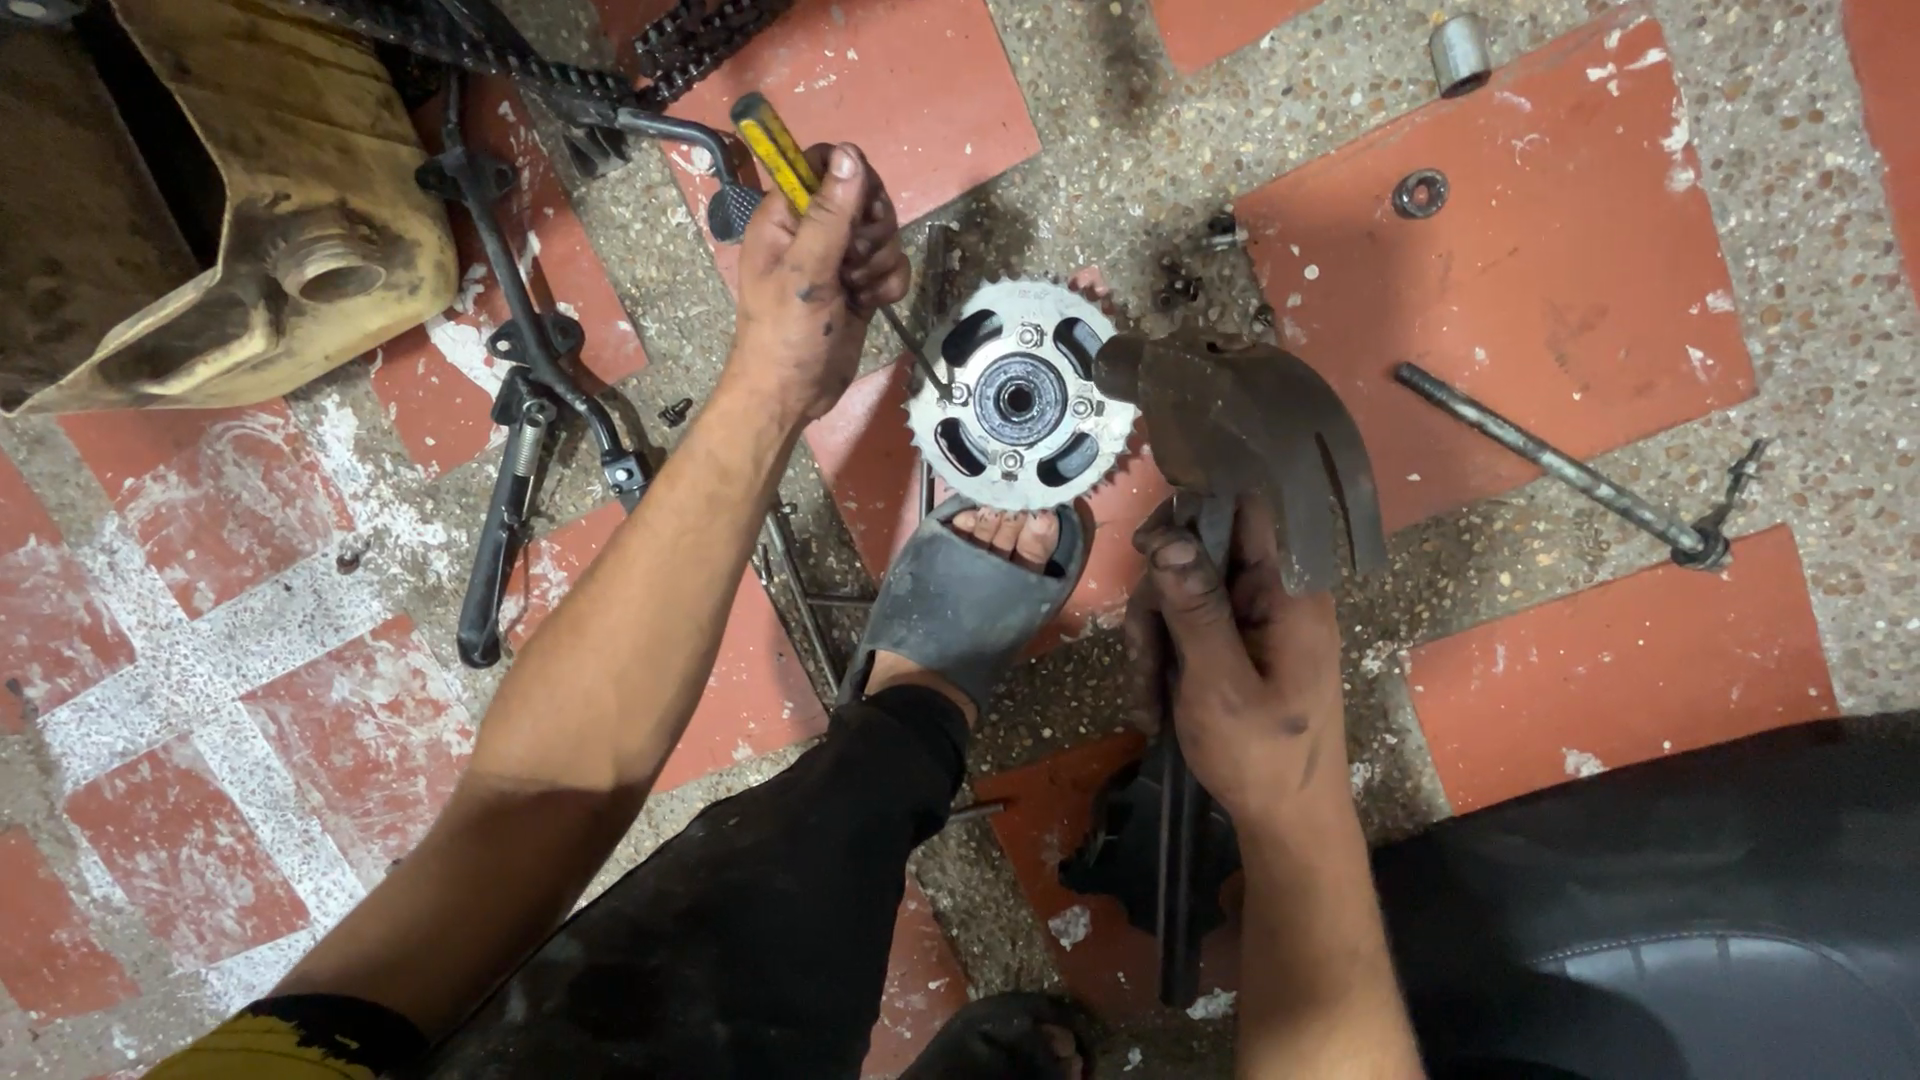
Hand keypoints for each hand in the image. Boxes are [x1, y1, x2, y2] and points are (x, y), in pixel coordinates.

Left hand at [725, 142, 910, 423]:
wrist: (792, 394)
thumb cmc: (785, 334)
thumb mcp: (805, 271)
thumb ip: (830, 213)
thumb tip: (850, 152)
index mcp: (786, 217)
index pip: (824, 165)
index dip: (851, 180)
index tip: (860, 211)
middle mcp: (813, 232)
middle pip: (864, 198)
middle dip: (871, 230)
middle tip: (855, 260)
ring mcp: (839, 262)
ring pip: (882, 236)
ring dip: (880, 263)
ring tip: (857, 291)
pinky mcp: (860, 289)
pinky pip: (891, 269)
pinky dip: (888, 285)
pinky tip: (872, 305)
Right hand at [1124, 496, 1347, 821]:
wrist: (1288, 824)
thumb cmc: (1263, 759)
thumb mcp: (1220, 685)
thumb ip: (1195, 609)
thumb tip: (1168, 538)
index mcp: (1289, 592)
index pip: (1246, 510)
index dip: (1192, 515)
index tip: (1147, 551)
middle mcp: (1273, 595)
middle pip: (1197, 556)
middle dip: (1158, 604)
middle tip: (1144, 658)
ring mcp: (1253, 621)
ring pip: (1180, 594)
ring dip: (1153, 641)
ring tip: (1150, 699)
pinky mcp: (1236, 645)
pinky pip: (1185, 629)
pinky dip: (1163, 661)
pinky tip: (1156, 705)